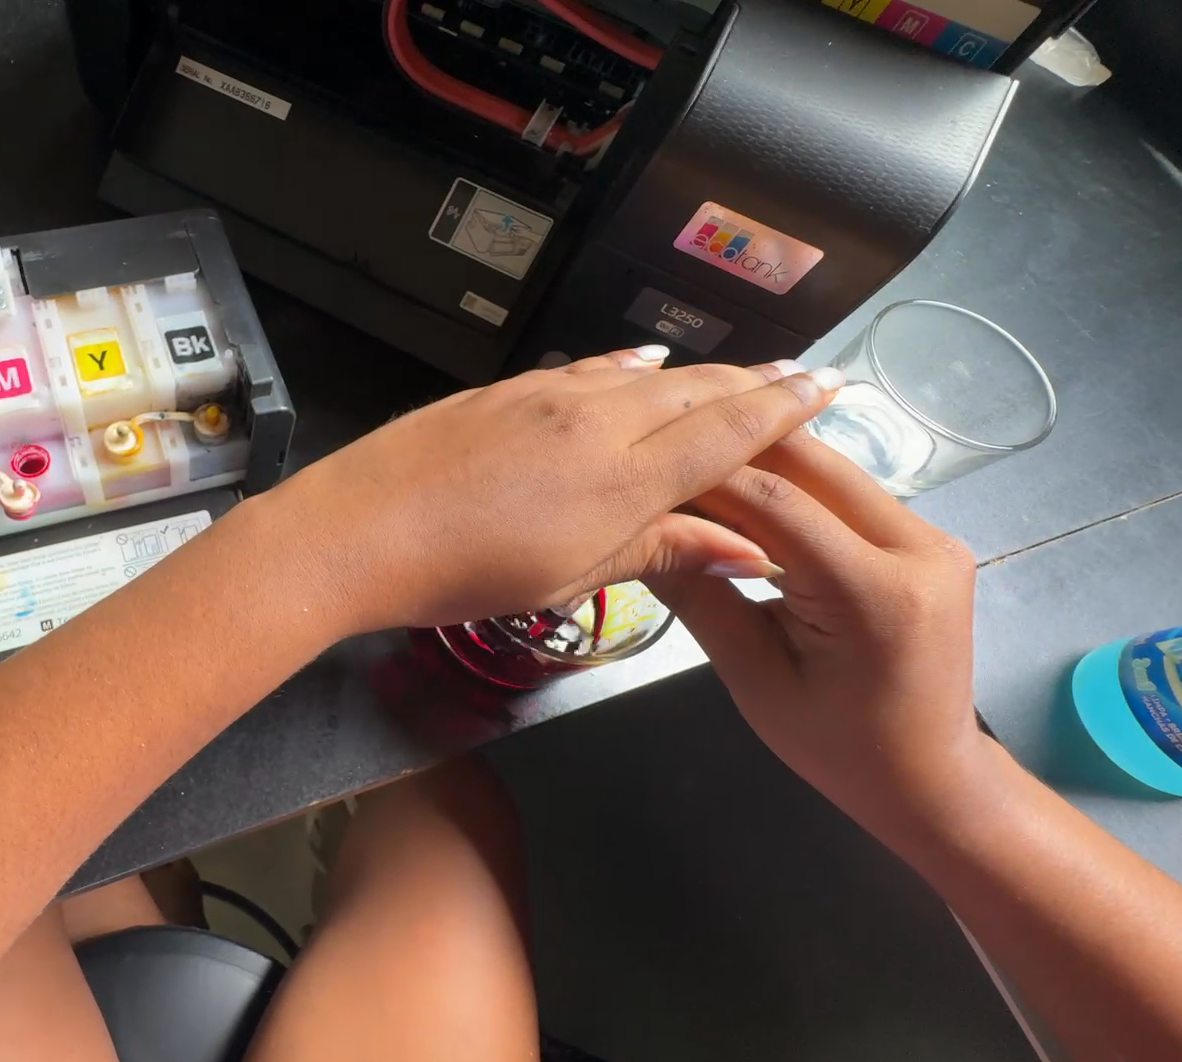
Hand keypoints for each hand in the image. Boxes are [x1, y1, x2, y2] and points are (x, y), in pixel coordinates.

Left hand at [251, 348, 844, 634]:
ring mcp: (539, 397)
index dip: (783, 410)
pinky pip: (580, 369)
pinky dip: (622, 366)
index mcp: (620, 479)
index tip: (827, 386)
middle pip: (691, 392)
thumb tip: (750, 547)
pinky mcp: (495, 391)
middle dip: (751, 382)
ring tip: (731, 369)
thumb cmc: (458, 577)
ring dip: (693, 372)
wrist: (354, 532)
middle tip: (797, 372)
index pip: (725, 433)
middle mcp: (591, 420)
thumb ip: (658, 551)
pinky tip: (638, 362)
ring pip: (638, 375)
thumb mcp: (564, 579)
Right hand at [650, 430, 987, 830]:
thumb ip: (695, 593)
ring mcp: (928, 535)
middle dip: (725, 447)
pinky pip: (834, 490)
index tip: (636, 470)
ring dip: (748, 460)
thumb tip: (628, 533)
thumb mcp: (747, 672)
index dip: (700, 475)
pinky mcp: (917, 536)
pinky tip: (726, 496)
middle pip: (808, 461)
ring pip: (822, 466)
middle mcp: (920, 545)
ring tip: (681, 471)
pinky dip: (775, 484)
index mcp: (877, 592)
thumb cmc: (831, 742)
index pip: (774, 501)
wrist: (925, 775)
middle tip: (653, 452)